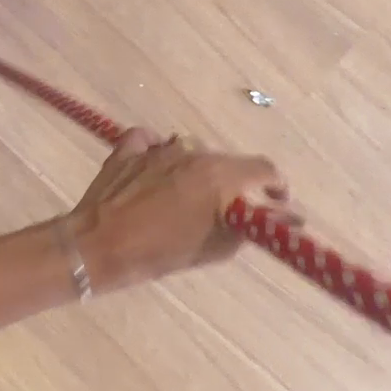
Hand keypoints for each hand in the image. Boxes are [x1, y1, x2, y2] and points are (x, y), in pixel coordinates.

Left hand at [64, 126, 297, 291]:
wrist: (103, 243)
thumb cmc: (164, 250)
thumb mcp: (221, 244)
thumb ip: (256, 224)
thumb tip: (287, 215)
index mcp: (218, 174)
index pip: (263, 169)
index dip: (275, 186)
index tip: (275, 204)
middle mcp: (189, 152)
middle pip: (224, 160)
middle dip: (233, 182)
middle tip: (227, 207)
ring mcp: (154, 147)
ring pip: (188, 149)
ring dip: (196, 167)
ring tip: (188, 194)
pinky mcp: (125, 149)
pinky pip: (149, 140)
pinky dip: (157, 150)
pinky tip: (156, 168)